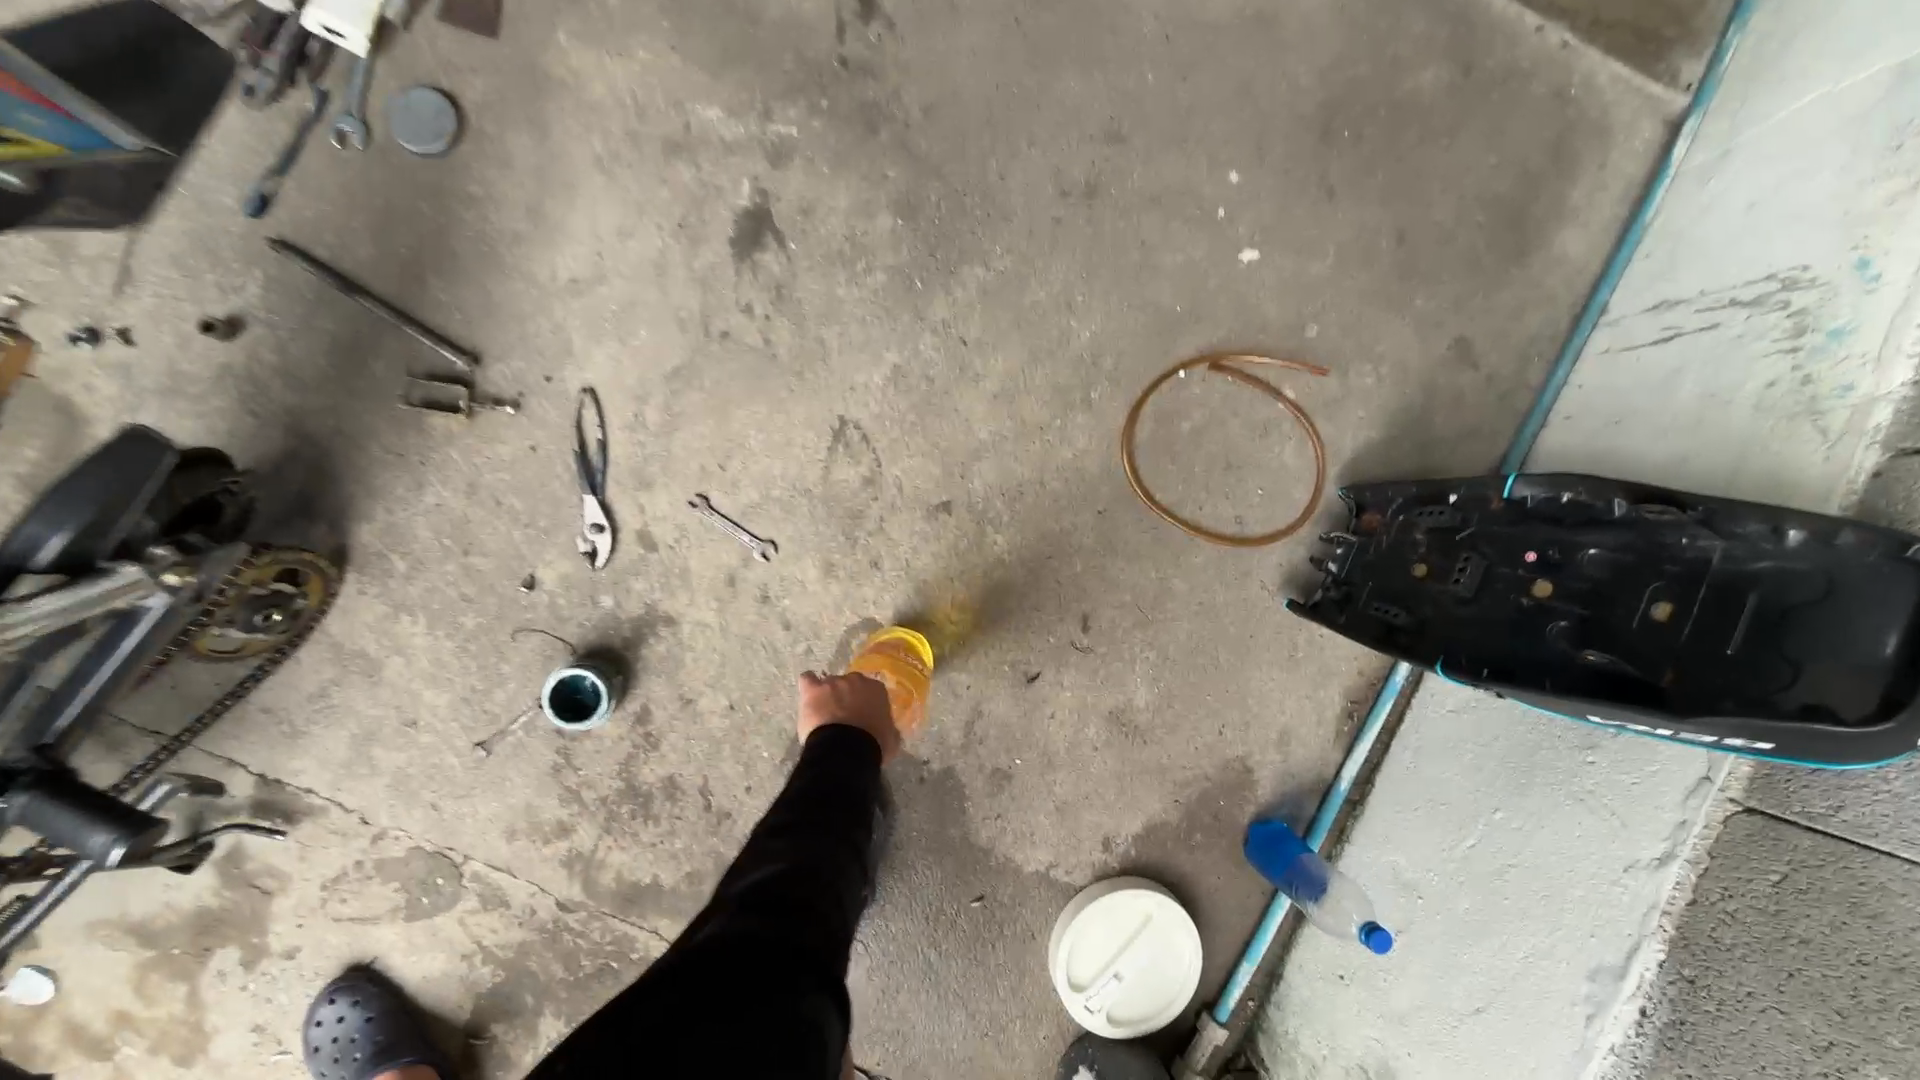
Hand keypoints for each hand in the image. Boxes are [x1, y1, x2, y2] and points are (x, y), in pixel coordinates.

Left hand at [797, 671, 899, 761]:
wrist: (846, 751)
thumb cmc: (872, 745)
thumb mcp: (891, 739)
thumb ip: (889, 729)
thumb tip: (888, 730)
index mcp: (877, 690)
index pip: (871, 691)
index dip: (865, 703)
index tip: (863, 716)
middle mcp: (856, 680)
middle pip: (849, 684)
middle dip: (846, 697)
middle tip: (843, 716)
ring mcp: (833, 682)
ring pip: (829, 683)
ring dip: (827, 695)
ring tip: (823, 713)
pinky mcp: (813, 690)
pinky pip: (807, 680)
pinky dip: (808, 686)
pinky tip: (808, 696)